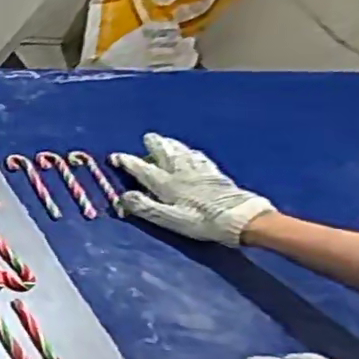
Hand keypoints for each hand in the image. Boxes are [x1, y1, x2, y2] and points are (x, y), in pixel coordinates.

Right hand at [111, 133, 274, 245]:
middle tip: (148, 137)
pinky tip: (192, 152)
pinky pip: (201, 159)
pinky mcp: (216, 176)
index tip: (114, 156)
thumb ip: (144, 206)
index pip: (143, 170)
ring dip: (173, 146)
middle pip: (167, 155)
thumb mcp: (168, 219)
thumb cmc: (201, 222)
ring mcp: (201, 173)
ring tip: (166, 140)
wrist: (243, 219)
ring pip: (184, 154)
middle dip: (156, 145)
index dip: (128, 162)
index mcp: (168, 185)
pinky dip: (193, 153)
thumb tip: (123, 196)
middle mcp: (183, 175)